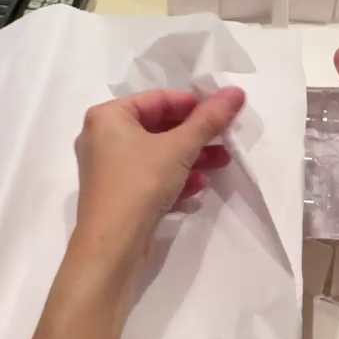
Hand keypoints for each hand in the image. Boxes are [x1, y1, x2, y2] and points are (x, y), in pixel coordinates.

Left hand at [72, 87, 245, 261]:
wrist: (112, 246)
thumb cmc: (140, 184)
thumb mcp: (179, 148)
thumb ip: (208, 120)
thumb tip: (236, 92)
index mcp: (108, 117)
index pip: (157, 99)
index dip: (193, 103)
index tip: (222, 112)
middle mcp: (102, 138)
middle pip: (158, 128)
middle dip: (195, 136)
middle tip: (226, 139)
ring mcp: (108, 169)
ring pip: (156, 156)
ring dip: (190, 159)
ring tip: (221, 163)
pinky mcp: (117, 196)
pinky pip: (149, 179)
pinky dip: (174, 179)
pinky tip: (199, 188)